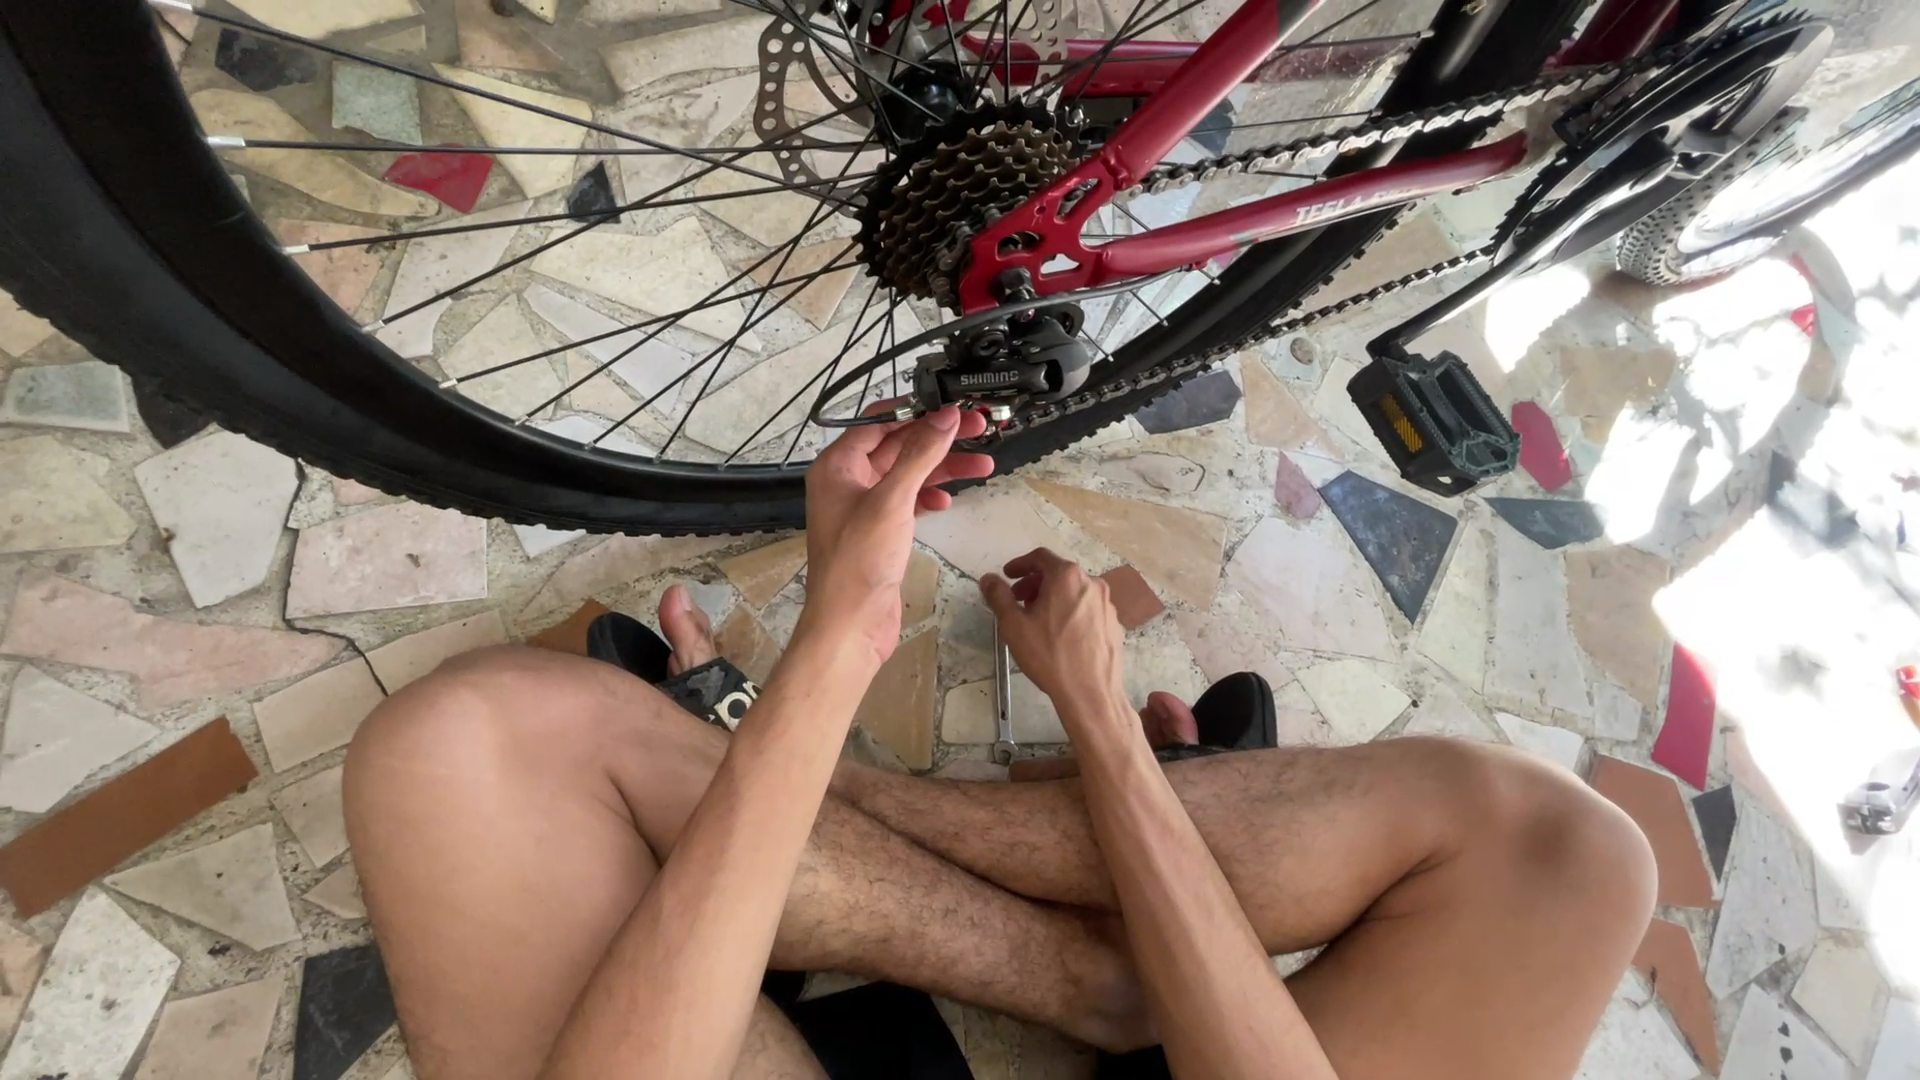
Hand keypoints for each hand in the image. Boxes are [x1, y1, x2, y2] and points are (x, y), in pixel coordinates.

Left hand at [800, 406, 993, 662]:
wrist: (850, 623)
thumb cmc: (857, 563)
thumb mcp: (893, 500)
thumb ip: (920, 455)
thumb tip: (944, 418)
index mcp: (837, 467)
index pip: (877, 424)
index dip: (915, 412)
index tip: (950, 407)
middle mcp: (847, 483)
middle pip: (898, 447)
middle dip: (938, 439)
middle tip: (978, 429)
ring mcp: (864, 509)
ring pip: (908, 475)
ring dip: (942, 469)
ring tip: (982, 464)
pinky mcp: (880, 532)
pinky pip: (908, 502)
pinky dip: (929, 497)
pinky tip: (947, 501)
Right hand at [980, 548, 1128, 719]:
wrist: (1091, 692)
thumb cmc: (1049, 656)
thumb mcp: (1014, 625)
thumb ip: (999, 596)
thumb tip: (988, 578)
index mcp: (1067, 577)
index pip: (1040, 557)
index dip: (1020, 564)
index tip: (1007, 576)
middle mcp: (1091, 583)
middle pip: (1059, 573)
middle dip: (1035, 583)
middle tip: (1018, 601)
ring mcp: (1107, 603)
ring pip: (1074, 591)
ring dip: (1053, 597)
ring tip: (1037, 619)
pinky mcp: (1114, 623)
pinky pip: (1087, 608)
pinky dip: (1070, 610)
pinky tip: (1061, 634)